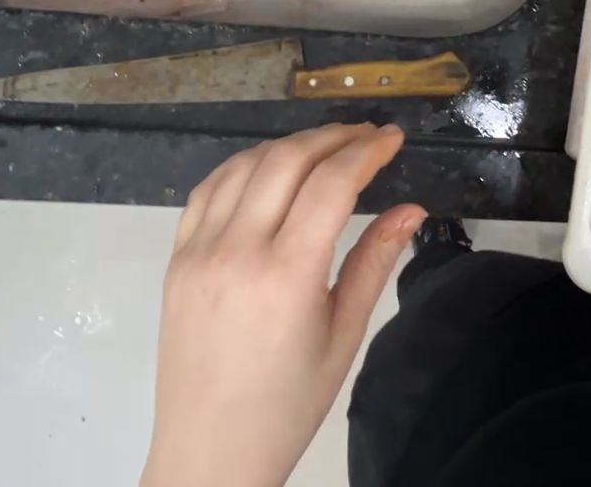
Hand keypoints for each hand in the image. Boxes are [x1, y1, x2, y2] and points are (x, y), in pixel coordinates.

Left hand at [141, 123, 426, 486]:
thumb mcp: (344, 335)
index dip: (368, 150)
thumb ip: (375, 261)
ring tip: (328, 146)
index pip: (332, 183)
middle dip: (335, 137)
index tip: (393, 138)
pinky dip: (247, 164)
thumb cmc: (288, 403)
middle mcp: (237, 251)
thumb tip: (413, 209)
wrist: (207, 456)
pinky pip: (209, 188)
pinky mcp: (177, 258)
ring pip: (247, 164)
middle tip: (368, 136)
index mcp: (287, 275)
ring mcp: (198, 251)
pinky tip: (272, 166)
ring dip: (293, 144)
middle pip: (289, 159)